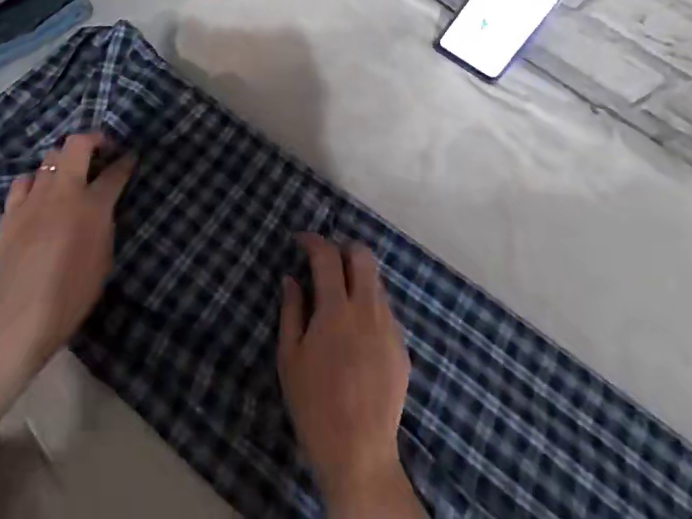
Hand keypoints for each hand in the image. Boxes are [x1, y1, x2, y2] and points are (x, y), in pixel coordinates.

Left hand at [0, 132, 135, 358]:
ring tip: (71, 172)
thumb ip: (104, 223)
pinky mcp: (11, 210)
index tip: (131, 156)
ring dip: (64, 159)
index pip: (114, 172)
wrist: (21, 312)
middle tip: (102, 149)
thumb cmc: (73, 292)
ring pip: (49, 158)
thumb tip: (103, 208)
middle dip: (93, 140)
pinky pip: (24, 182)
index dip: (126, 162)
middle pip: (76, 145)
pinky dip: (36, 180)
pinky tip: (39, 192)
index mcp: (93, 204)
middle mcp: (63, 190)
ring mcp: (34, 197)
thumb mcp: (104, 257)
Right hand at [278, 234, 423, 518]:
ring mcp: (390, 328)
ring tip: (337, 298)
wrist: (358, 450)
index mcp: (336, 309)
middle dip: (343, 248)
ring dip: (357, 277)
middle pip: (363, 256)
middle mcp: (368, 310)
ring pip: (377, 283)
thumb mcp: (289, 356)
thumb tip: (291, 278)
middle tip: (324, 261)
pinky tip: (354, 331)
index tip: (300, 240)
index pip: (328, 256)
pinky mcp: (402, 347)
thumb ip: (291, 310)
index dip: (313, 240)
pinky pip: (385, 311)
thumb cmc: (313, 403)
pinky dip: (368, 305)